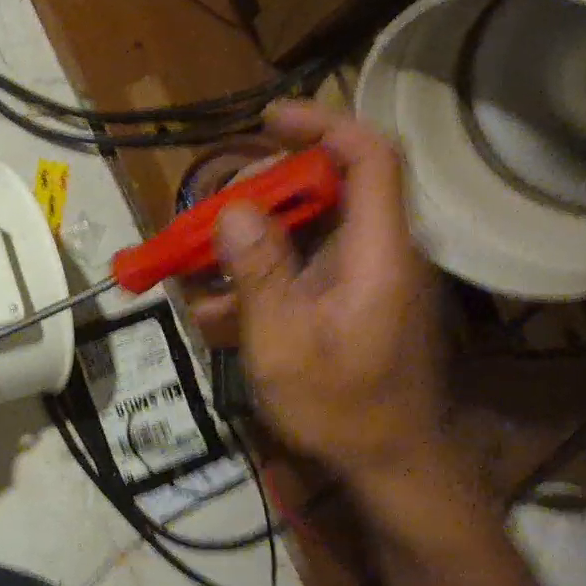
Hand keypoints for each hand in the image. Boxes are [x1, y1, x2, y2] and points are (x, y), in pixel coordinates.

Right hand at [192, 101, 449, 480]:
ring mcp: (360, 279)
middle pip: (323, 191)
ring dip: (245, 246)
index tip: (267, 120)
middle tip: (207, 217)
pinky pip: (297, 270)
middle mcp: (376, 253)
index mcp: (377, 252)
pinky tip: (217, 313)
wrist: (388, 464)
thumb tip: (234, 211)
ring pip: (301, 232)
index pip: (368, 158)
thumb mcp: (284, 342)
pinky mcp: (345, 302)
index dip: (323, 125)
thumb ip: (259, 273)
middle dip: (257, 197)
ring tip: (197, 275)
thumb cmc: (341, 406)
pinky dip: (255, 281)